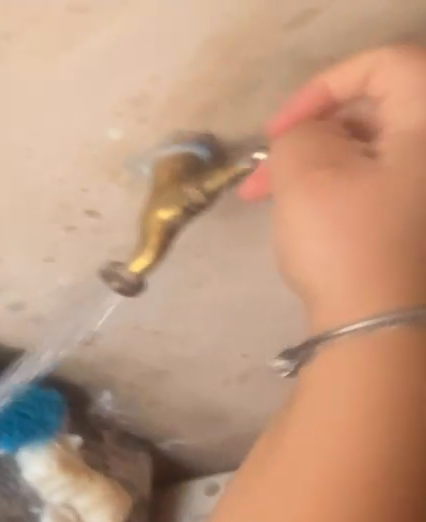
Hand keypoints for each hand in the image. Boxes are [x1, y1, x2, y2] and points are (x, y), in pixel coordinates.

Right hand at [239, 44, 425, 330]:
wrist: (385, 310)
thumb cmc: (347, 238)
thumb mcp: (307, 180)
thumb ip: (300, 137)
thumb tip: (303, 133)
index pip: (382, 63)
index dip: (320, 88)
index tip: (273, 134)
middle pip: (381, 101)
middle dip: (313, 132)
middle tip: (259, 177)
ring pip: (378, 138)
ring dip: (319, 159)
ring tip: (271, 198)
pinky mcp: (422, 202)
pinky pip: (386, 167)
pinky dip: (341, 177)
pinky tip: (308, 209)